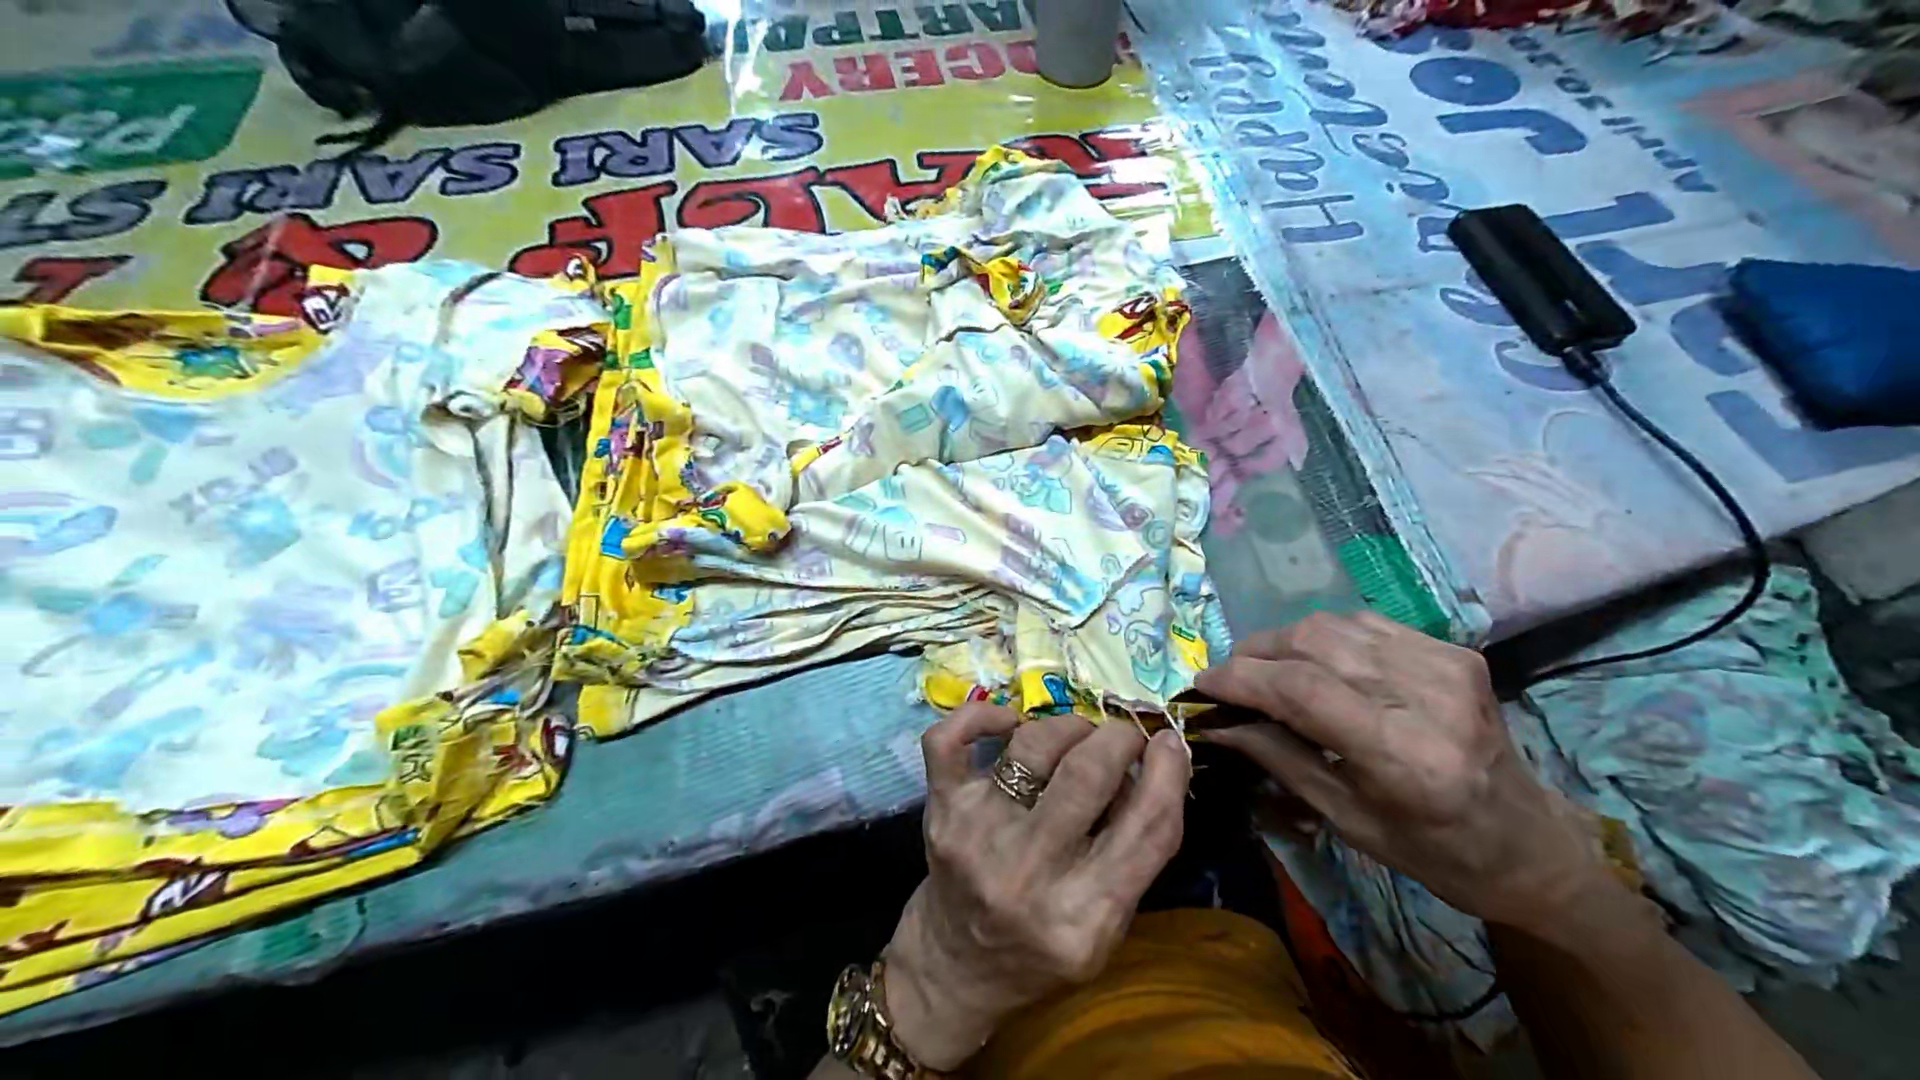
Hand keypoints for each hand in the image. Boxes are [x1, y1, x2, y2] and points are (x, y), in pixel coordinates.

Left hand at [879, 705, 1190, 1070]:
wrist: (958, 965)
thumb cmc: (1042, 945)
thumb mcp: (1107, 924)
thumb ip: (1135, 851)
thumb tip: (1151, 762)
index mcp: (1084, 915)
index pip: (1148, 827)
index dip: (1169, 773)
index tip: (1170, 743)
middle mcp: (1028, 872)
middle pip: (1088, 773)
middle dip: (1117, 739)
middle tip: (1121, 738)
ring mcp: (976, 835)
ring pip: (1031, 744)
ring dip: (1066, 727)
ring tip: (1076, 737)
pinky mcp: (941, 810)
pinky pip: (948, 740)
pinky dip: (981, 715)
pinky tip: (1010, 723)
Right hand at [1194, 612, 1613, 937]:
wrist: (1533, 843)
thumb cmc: (1435, 852)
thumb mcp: (1346, 820)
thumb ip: (1278, 759)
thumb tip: (1216, 724)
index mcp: (1407, 757)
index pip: (1301, 690)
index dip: (1240, 678)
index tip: (1201, 685)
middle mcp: (1430, 697)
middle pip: (1312, 643)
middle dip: (1254, 655)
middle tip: (1228, 680)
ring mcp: (1446, 665)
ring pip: (1330, 624)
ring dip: (1282, 642)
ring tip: (1262, 670)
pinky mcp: (1453, 651)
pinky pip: (1361, 623)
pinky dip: (1321, 638)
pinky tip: (1311, 662)